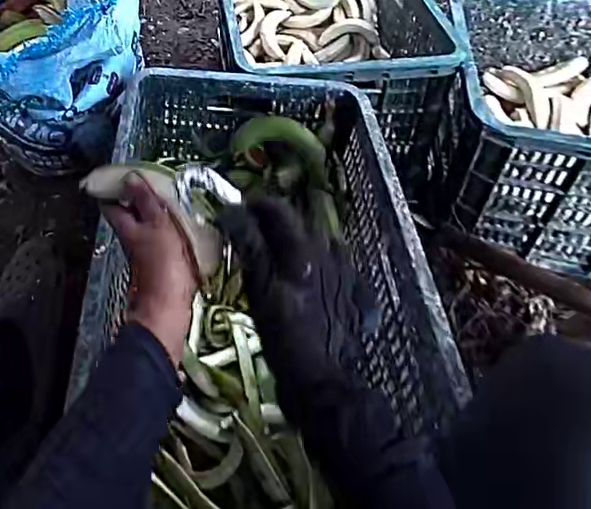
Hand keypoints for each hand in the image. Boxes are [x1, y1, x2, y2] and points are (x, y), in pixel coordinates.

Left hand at [101, 173, 195, 364]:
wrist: (170, 307)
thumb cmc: (162, 265)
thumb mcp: (157, 223)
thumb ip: (144, 201)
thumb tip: (130, 177)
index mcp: (125, 226)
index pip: (111, 202)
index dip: (114, 187)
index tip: (122, 174)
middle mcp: (130, 238)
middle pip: (127, 214)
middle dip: (134, 200)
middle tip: (148, 184)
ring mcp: (143, 252)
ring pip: (142, 226)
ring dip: (150, 214)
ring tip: (165, 200)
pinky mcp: (158, 263)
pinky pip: (157, 239)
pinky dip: (163, 229)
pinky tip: (176, 226)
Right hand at [217, 195, 378, 419]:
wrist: (325, 385)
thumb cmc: (284, 338)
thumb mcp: (259, 290)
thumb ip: (249, 246)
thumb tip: (231, 212)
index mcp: (302, 249)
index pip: (278, 209)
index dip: (255, 205)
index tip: (238, 211)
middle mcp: (329, 252)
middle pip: (300, 222)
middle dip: (277, 223)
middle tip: (256, 235)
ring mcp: (348, 273)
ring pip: (321, 242)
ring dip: (301, 243)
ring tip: (284, 260)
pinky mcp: (359, 294)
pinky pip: (339, 267)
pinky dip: (324, 267)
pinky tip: (314, 283)